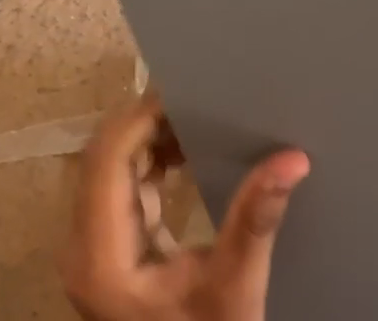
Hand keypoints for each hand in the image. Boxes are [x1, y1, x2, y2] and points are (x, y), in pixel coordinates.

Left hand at [61, 96, 310, 320]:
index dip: (142, 117)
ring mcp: (94, 247)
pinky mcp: (112, 248)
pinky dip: (154, 161)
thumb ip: (255, 220)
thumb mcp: (233, 286)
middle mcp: (84, 245)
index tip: (191, 91)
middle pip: (103, 156)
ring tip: (201, 118)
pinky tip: (190, 151)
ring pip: (110, 166)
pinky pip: (123, 185)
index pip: (106, 158)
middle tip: (201, 98)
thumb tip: (293, 159)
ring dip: (152, 137)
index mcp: (100, 253)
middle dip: (149, 121)